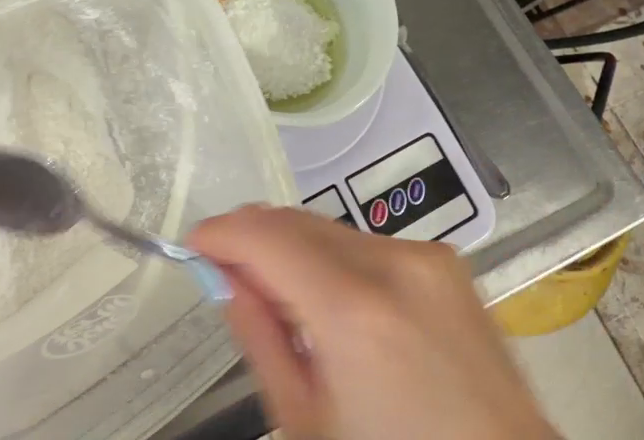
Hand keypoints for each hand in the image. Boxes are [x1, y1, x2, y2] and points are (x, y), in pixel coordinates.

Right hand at [189, 206, 556, 439]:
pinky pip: (370, 244)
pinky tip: (332, 299)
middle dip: (255, 237)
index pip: (267, 237)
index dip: (222, 234)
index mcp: (355, 311)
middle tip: (226, 269)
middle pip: (299, 222)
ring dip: (295, 247)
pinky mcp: (448, 263)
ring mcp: (428, 258)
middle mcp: (395, 264)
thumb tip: (226, 278)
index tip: (195, 245)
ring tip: (281, 294)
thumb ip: (261, 337)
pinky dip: (337, 259)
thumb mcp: (307, 420)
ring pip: (333, 229)